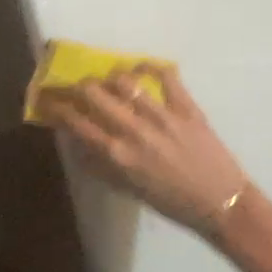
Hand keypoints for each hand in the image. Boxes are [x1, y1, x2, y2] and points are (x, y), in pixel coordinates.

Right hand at [41, 65, 248, 239]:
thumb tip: (75, 142)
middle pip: (92, 92)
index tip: (48, 100)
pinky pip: (167, 77)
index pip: (74, 121)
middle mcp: (133, 131)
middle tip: (78, 89)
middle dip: (78, 86)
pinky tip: (142, 67)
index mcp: (116, 153)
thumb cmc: (171, 202)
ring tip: (111, 82)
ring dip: (111, 78)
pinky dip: (151, 66)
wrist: (223, 205)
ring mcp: (161, 117)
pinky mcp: (187, 109)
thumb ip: (98, 164)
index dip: (55, 107)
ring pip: (124, 81)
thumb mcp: (126, 188)